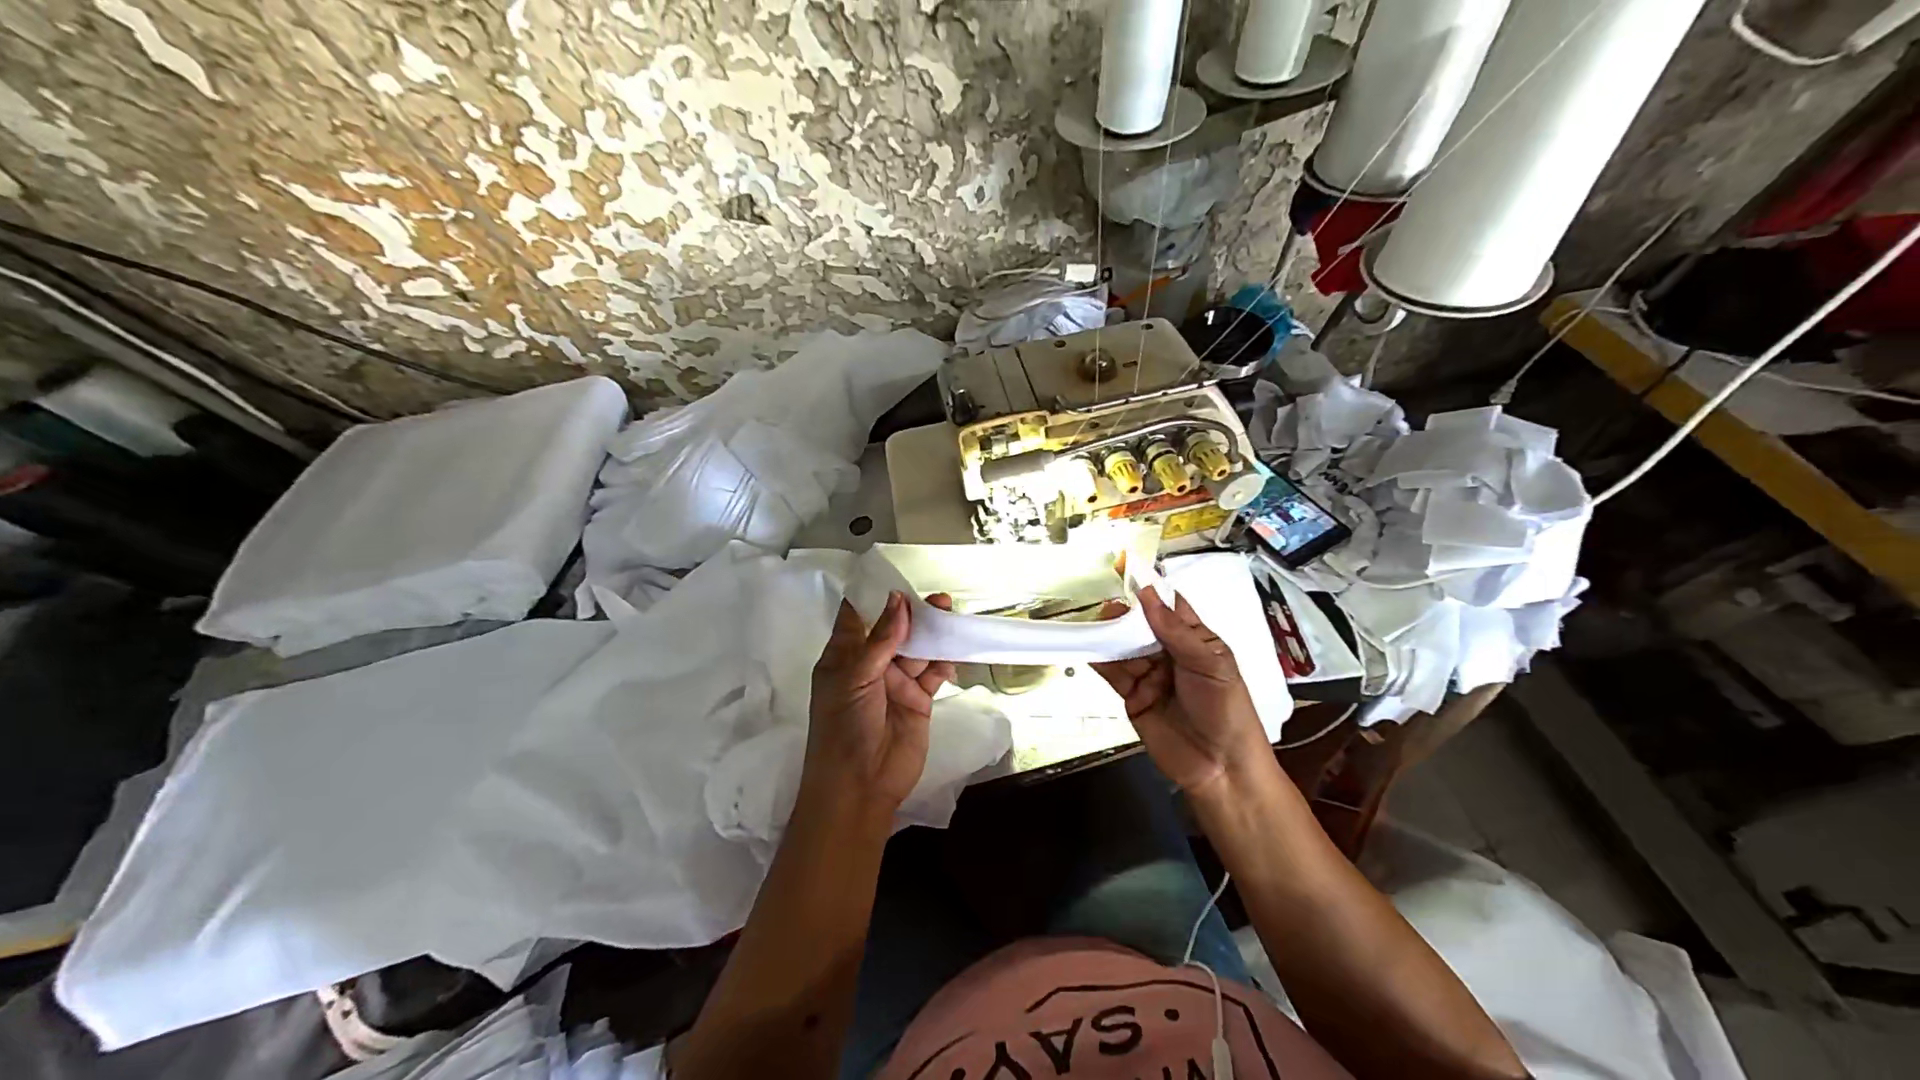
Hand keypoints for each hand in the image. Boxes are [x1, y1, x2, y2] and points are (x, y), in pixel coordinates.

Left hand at [803, 591, 956, 812]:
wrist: (860, 786)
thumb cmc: (844, 727)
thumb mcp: (856, 678)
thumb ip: (880, 639)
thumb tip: (898, 600)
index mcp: (843, 656)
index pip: (857, 617)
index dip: (874, 597)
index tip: (895, 575)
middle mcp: (870, 665)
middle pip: (894, 630)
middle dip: (913, 614)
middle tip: (937, 600)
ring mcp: (895, 683)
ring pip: (917, 650)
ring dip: (932, 635)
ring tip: (949, 617)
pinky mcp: (918, 700)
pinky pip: (933, 674)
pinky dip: (944, 663)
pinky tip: (953, 652)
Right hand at [1093, 589, 1271, 795]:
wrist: (1222, 769)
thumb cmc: (1228, 711)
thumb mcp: (1211, 665)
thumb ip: (1176, 632)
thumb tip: (1148, 595)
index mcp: (1197, 642)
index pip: (1172, 609)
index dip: (1153, 593)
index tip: (1131, 575)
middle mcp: (1171, 654)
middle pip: (1142, 626)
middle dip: (1126, 614)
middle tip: (1109, 605)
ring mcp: (1151, 675)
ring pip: (1124, 647)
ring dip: (1110, 635)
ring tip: (1095, 623)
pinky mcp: (1133, 696)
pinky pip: (1113, 673)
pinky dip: (1099, 659)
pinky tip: (1088, 645)